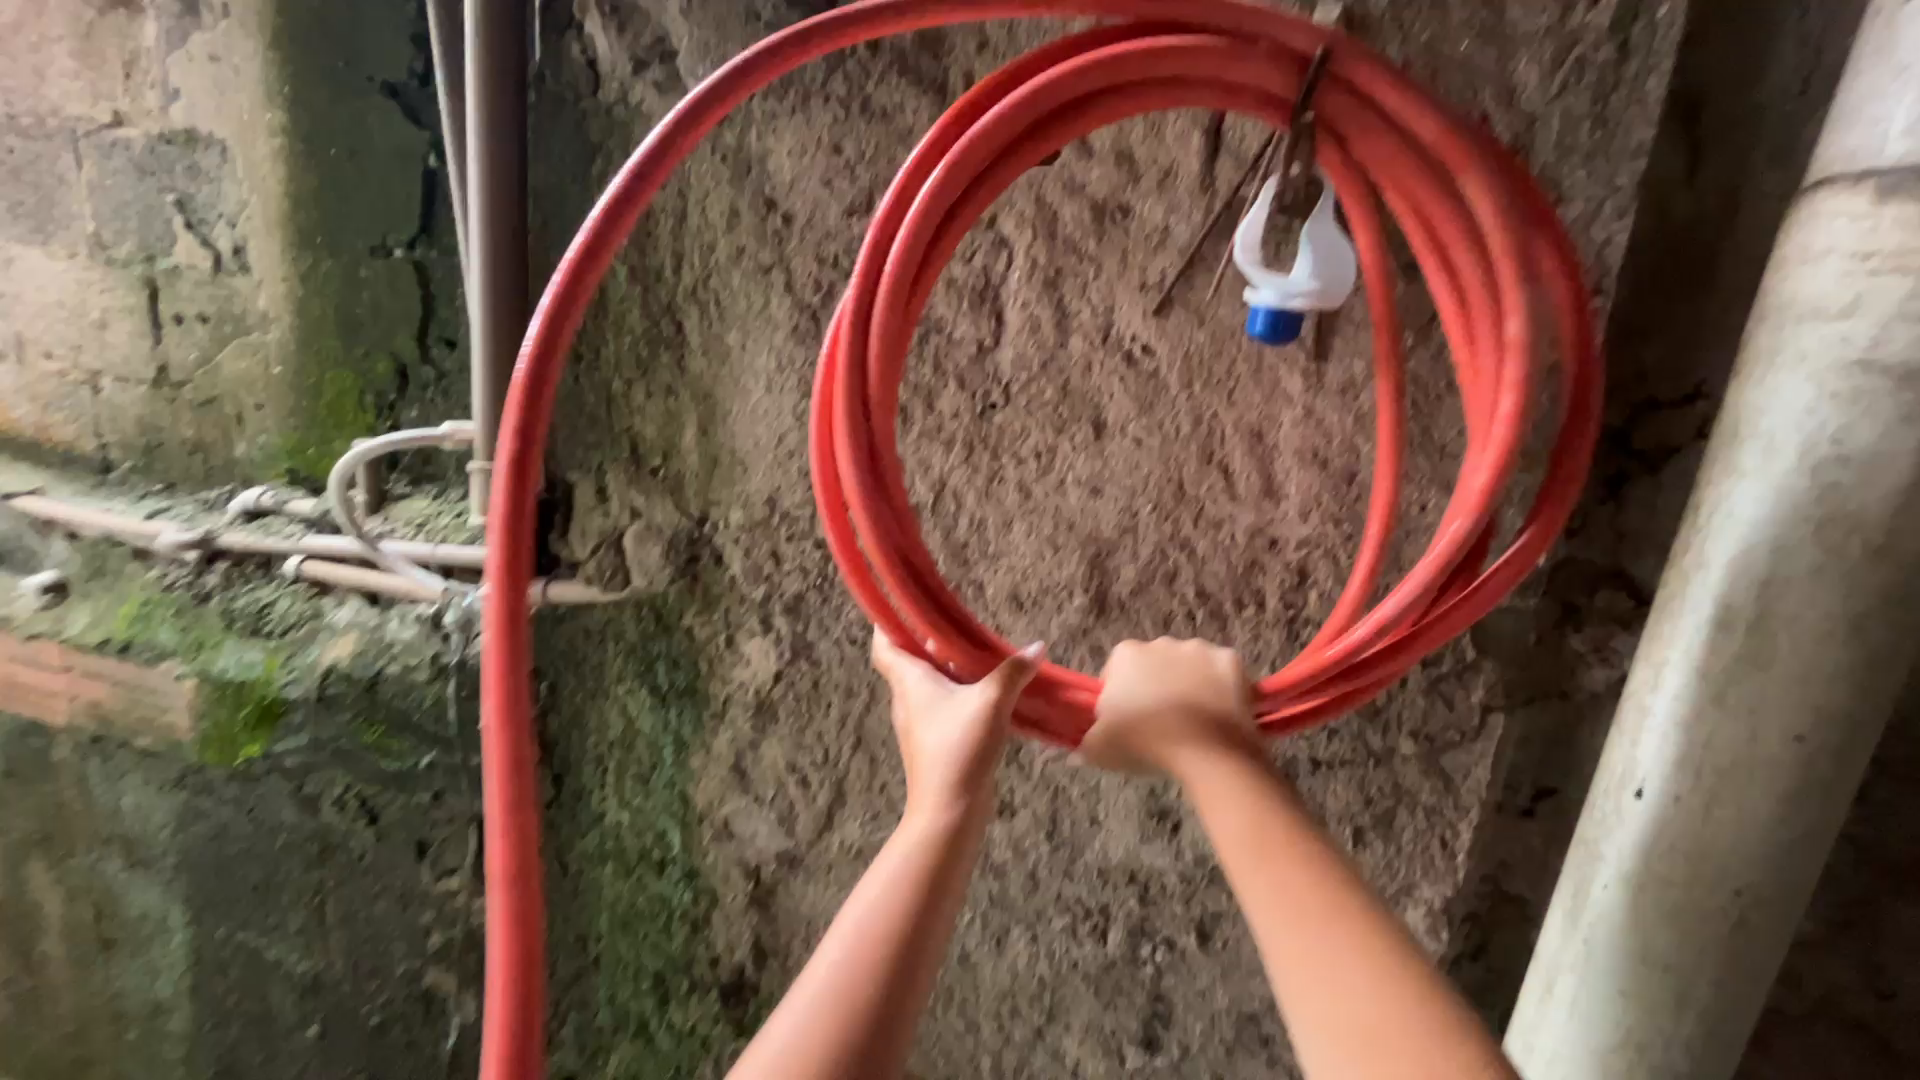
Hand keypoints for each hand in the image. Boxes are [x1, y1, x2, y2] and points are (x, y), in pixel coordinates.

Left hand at [871, 629, 1045, 822]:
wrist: (949, 810)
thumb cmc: (959, 747)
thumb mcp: (991, 702)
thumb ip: (1013, 671)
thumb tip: (1037, 646)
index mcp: (909, 681)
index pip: (883, 646)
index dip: (886, 623)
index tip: (902, 605)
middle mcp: (908, 699)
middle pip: (909, 662)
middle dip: (929, 642)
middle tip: (953, 622)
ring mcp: (920, 723)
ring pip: (928, 685)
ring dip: (947, 669)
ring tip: (976, 652)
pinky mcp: (936, 742)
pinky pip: (943, 707)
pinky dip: (959, 694)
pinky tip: (987, 693)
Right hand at [1080, 637, 1258, 777]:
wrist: (1206, 751)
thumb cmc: (1145, 743)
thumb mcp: (1098, 748)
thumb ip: (1086, 738)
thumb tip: (1085, 741)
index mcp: (1126, 655)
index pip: (1116, 671)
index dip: (1119, 695)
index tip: (1125, 720)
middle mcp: (1161, 642)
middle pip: (1153, 664)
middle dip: (1154, 686)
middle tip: (1158, 723)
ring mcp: (1199, 648)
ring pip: (1188, 666)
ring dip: (1187, 684)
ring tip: (1191, 721)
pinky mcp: (1230, 660)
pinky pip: (1220, 672)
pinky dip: (1219, 687)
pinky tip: (1217, 713)